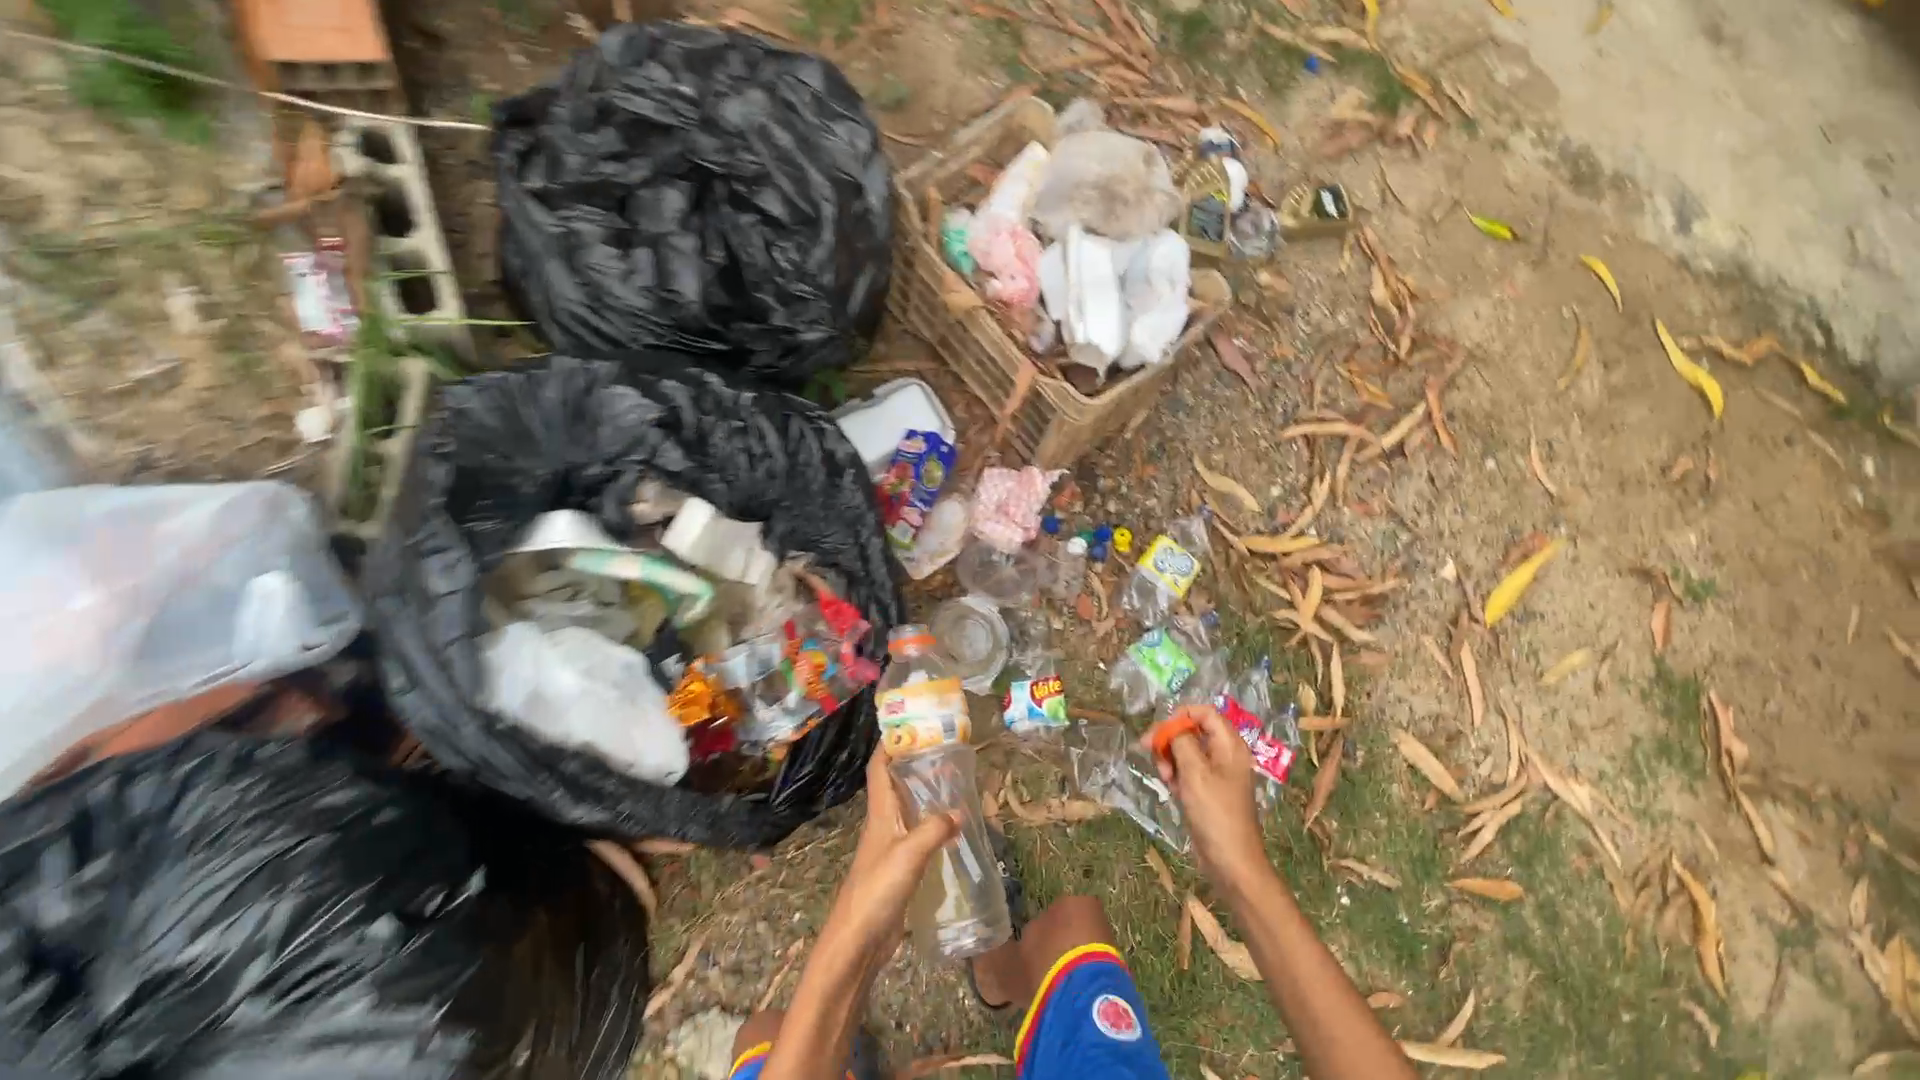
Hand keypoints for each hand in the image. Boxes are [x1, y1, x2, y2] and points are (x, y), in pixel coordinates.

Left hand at [829, 749, 959, 947]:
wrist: (858, 942)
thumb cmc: (876, 891)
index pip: (880, 768)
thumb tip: (959, 811)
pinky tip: (955, 831)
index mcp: (880, 814)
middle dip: (918, 765)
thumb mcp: (908, 855)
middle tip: (949, 752)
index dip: (892, 744)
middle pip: (897, 785)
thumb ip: (933, 830)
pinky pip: (919, 837)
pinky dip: (935, 827)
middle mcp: (884, 825)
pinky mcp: (900, 870)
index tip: (913, 724)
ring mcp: (891, 848)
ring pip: (910, 811)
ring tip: (957, 784)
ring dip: (928, 795)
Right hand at [1145, 706, 1270, 892]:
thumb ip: (1181, 742)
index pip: (1204, 713)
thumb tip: (1172, 727)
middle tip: (1153, 754)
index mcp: (1230, 745)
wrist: (1231, 861)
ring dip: (1170, 759)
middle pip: (1193, 731)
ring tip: (1165, 777)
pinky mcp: (1208, 792)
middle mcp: (1225, 755)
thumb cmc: (1215, 813)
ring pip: (1187, 752)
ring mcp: (1217, 775)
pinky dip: (1177, 776)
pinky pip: (1188, 772)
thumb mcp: (1195, 772)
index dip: (1180, 716)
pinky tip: (1171, 789)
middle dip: (1170, 740)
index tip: (1159, 731)